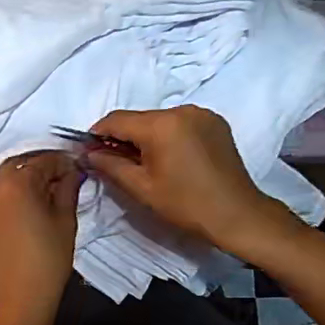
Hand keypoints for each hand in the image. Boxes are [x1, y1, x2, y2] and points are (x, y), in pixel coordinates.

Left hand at [0, 150, 79, 324]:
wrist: (20, 295)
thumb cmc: (48, 257)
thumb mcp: (65, 219)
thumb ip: (68, 189)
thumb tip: (73, 172)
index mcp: (18, 181)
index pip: (45, 159)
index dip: (65, 161)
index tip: (79, 168)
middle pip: (20, 163)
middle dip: (42, 165)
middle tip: (63, 176)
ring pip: (6, 176)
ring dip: (26, 176)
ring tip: (49, 190)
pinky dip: (14, 191)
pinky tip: (32, 204)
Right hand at [85, 106, 286, 249]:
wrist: (236, 214)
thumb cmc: (185, 204)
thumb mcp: (141, 188)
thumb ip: (110, 165)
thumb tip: (88, 153)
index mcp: (161, 125)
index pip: (116, 120)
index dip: (97, 134)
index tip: (89, 152)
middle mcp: (182, 110)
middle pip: (139, 119)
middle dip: (123, 138)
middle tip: (114, 164)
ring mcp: (202, 114)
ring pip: (159, 121)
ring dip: (145, 138)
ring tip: (145, 165)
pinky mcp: (215, 123)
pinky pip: (180, 124)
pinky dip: (167, 136)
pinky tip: (169, 159)